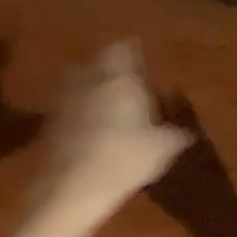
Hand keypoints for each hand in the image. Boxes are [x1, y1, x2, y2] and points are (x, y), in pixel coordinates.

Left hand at [31, 42, 189, 221]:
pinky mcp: (50, 118)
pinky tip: (91, 130)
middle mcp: (89, 78)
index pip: (125, 49)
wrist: (69, 187)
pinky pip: (70, 103)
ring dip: (95, 89)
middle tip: (130, 87)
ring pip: (83, 81)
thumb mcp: (160, 150)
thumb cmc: (122, 161)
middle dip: (114, 71)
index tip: (143, 66)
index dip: (134, 55)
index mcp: (119, 78)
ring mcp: (65, 97)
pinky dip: (81, 109)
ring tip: (112, 108)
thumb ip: (175, 134)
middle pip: (101, 63)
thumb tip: (186, 132)